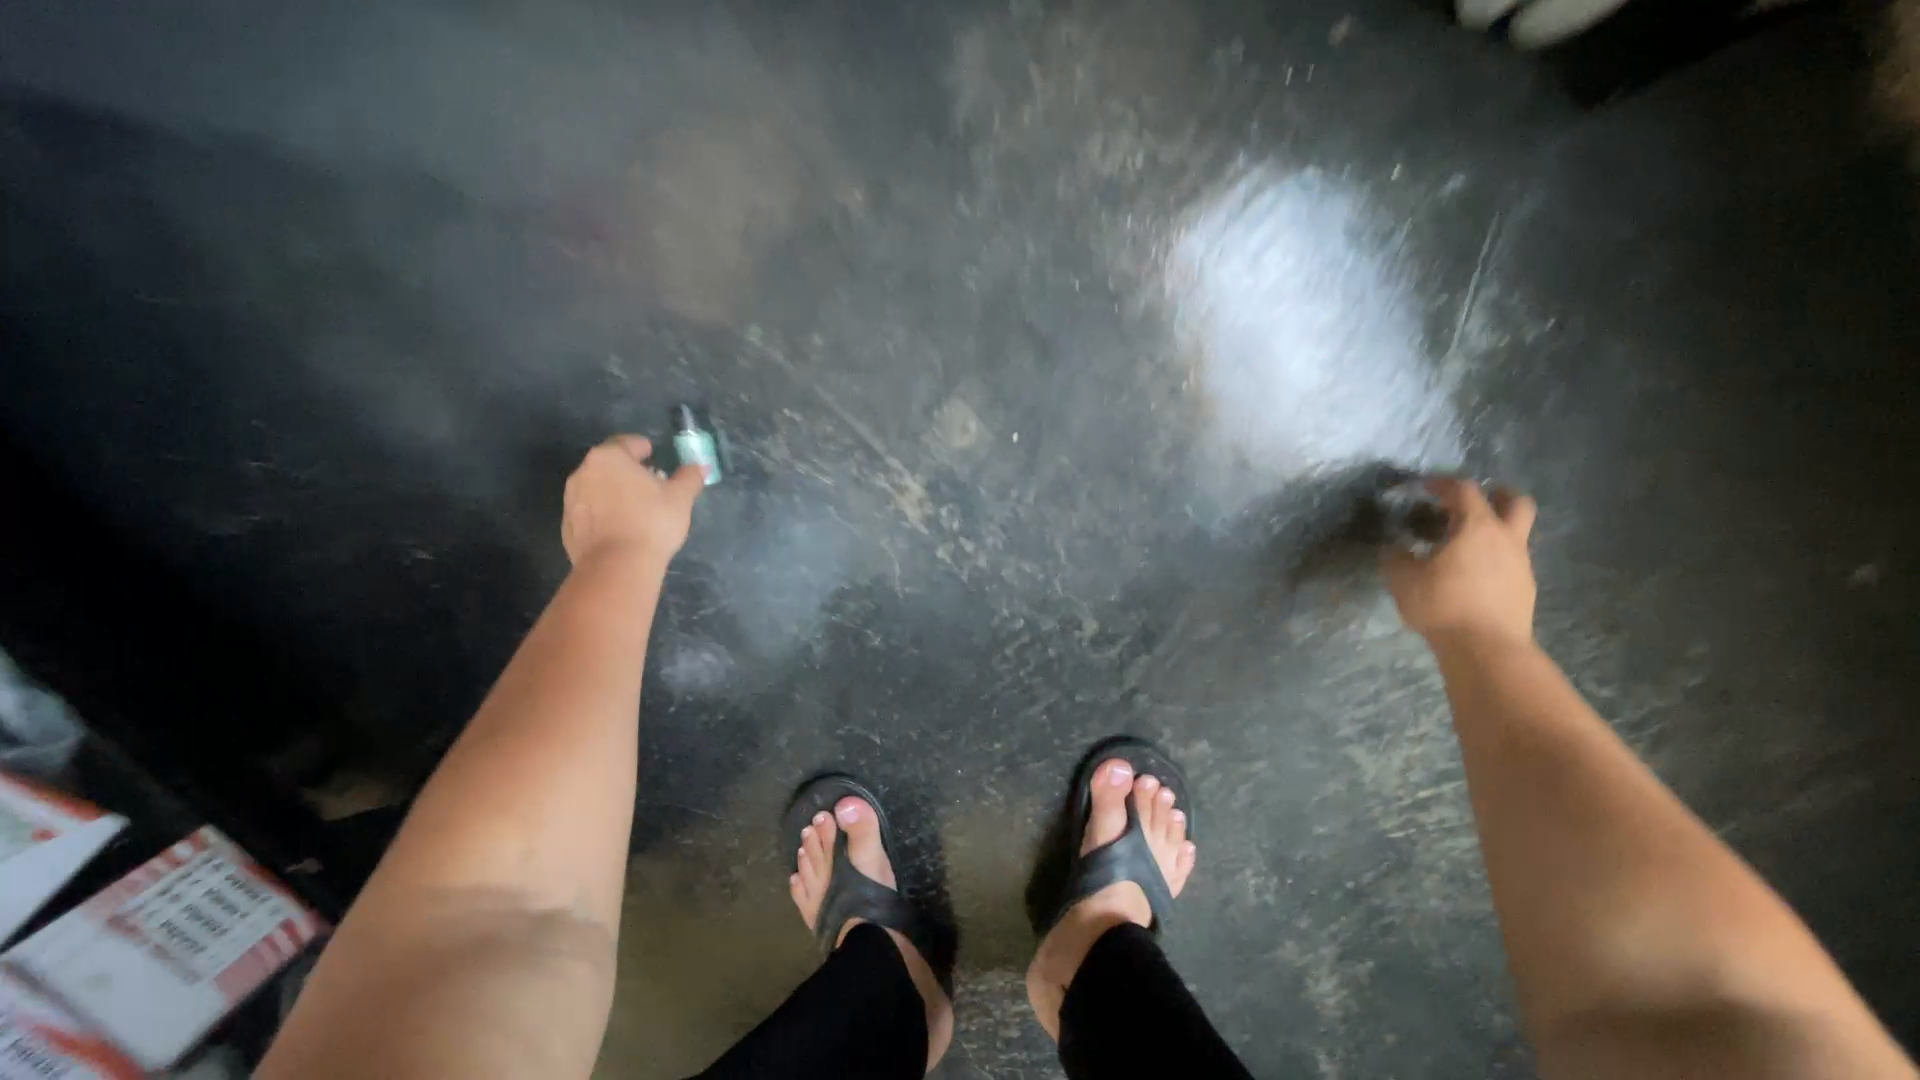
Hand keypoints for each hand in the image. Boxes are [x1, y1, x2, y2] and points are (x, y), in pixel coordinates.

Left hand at [561, 435, 706, 567]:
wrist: (617, 566)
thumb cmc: (651, 521)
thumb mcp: (680, 497)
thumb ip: (690, 477)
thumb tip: (699, 466)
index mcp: (609, 457)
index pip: (626, 442)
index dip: (643, 448)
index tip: (654, 456)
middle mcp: (583, 473)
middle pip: (609, 465)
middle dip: (628, 471)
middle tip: (649, 484)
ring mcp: (571, 500)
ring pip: (597, 488)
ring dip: (614, 493)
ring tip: (636, 509)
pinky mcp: (568, 526)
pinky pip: (590, 513)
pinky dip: (604, 515)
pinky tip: (621, 529)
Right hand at [1383, 477, 1537, 646]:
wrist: (1487, 648)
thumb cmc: (1443, 604)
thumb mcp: (1403, 579)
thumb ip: (1395, 557)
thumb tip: (1393, 548)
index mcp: (1477, 528)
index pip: (1464, 490)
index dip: (1443, 483)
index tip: (1424, 487)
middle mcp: (1506, 539)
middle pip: (1516, 502)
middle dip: (1496, 495)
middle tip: (1471, 503)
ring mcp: (1521, 565)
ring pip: (1515, 534)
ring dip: (1493, 531)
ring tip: (1462, 546)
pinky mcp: (1524, 589)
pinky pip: (1511, 561)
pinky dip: (1493, 558)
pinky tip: (1471, 575)